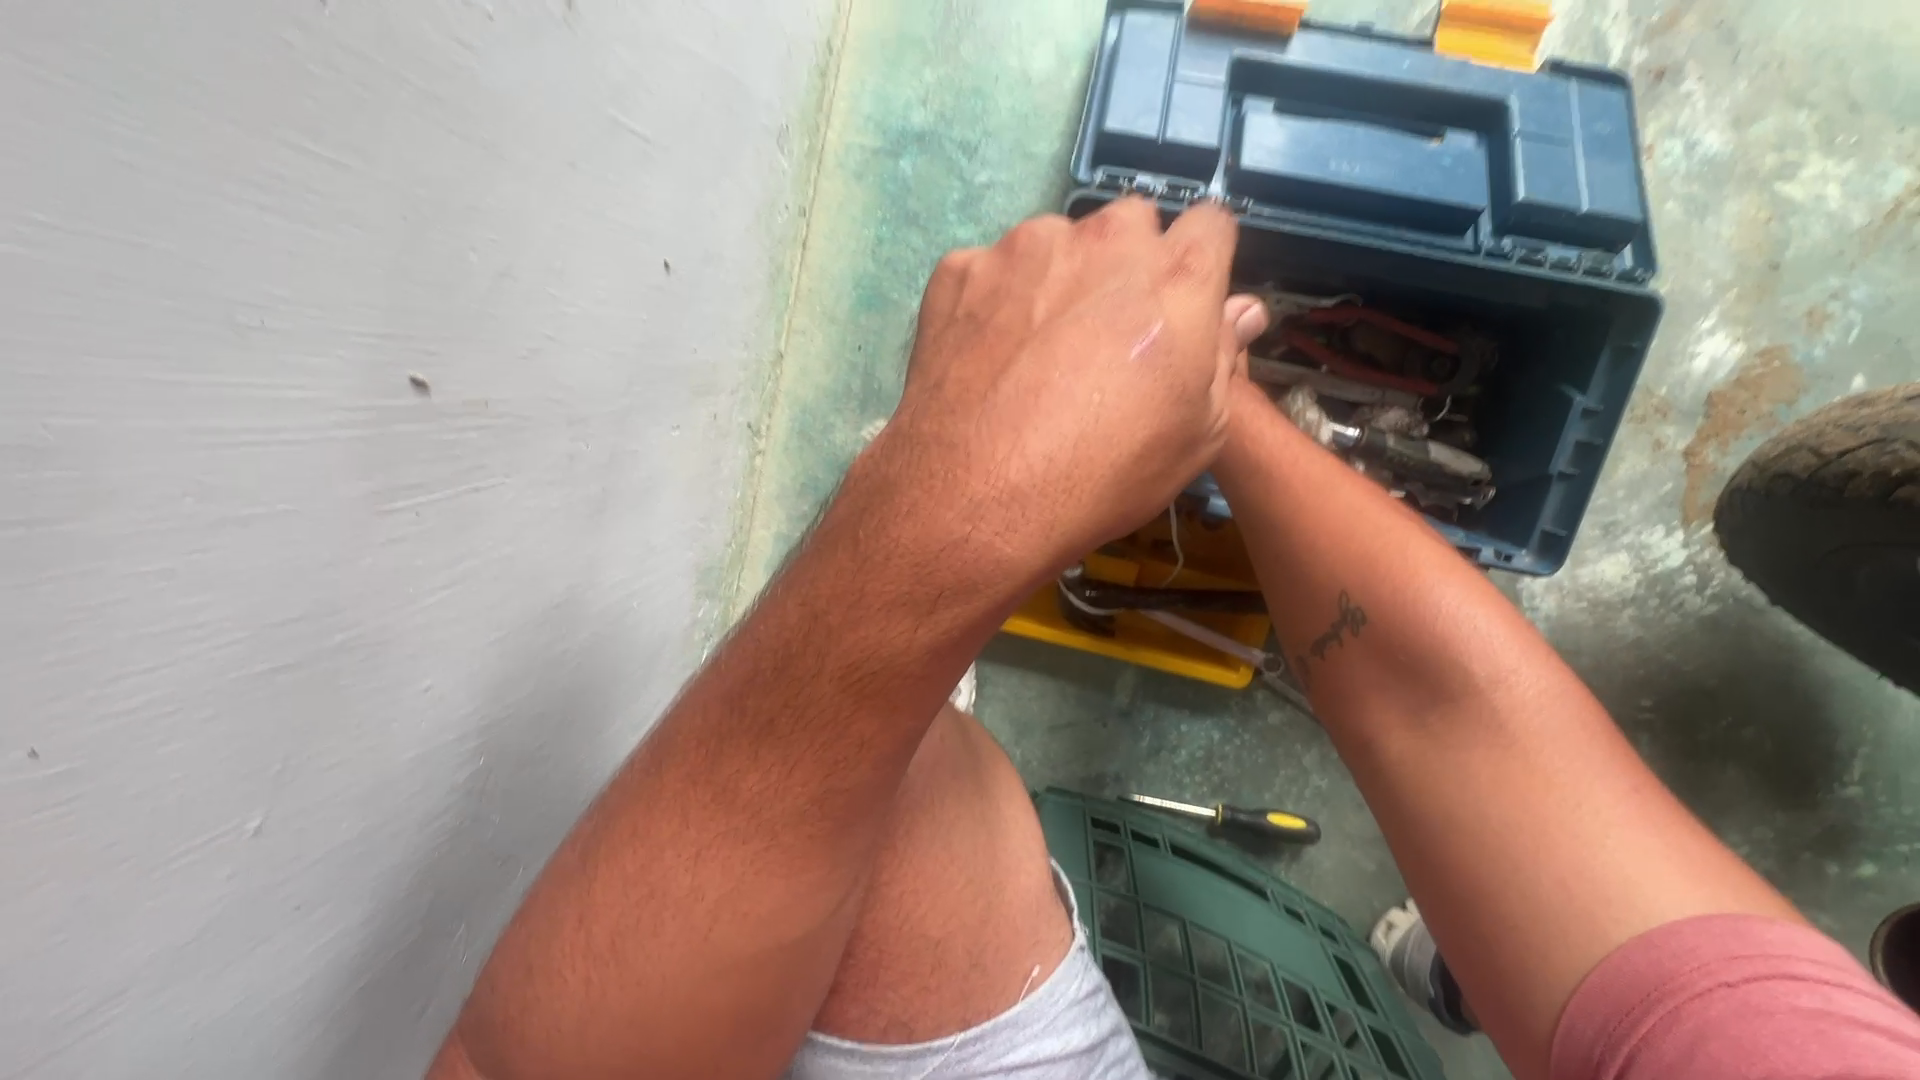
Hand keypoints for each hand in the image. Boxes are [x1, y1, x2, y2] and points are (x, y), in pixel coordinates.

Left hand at [863, 197, 1269, 582]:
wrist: (977, 496)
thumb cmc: (1103, 475)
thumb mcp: (1197, 436)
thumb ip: (1222, 357)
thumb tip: (1242, 311)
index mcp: (1175, 276)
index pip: (1210, 223)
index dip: (1199, 262)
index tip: (1180, 304)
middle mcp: (1101, 241)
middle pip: (1130, 224)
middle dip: (1127, 264)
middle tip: (1106, 333)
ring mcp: (1022, 249)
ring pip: (1055, 244)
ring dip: (1057, 279)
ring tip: (1035, 353)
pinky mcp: (960, 270)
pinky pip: (991, 273)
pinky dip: (995, 302)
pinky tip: (987, 358)